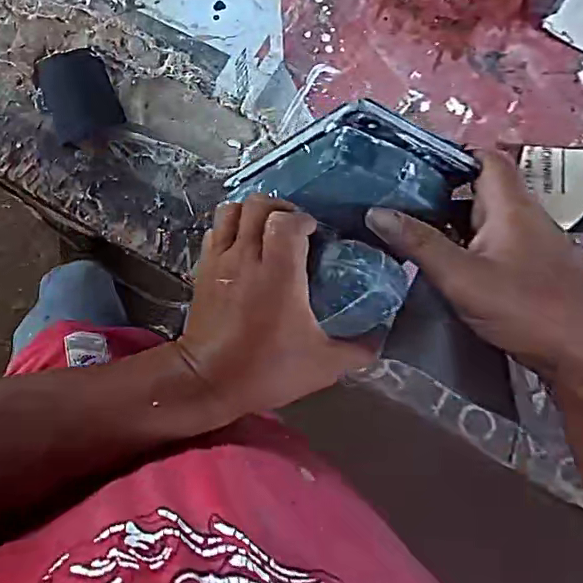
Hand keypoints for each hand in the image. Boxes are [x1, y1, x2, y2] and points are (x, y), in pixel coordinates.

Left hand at [178, 195, 378, 420]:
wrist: (208, 376)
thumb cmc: (268, 368)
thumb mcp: (328, 363)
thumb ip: (361, 344)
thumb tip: (381, 332)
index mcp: (277, 272)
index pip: (285, 220)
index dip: (304, 218)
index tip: (319, 233)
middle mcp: (243, 256)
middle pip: (254, 205)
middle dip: (278, 206)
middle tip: (296, 225)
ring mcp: (217, 259)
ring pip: (228, 211)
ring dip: (250, 212)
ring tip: (269, 229)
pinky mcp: (201, 268)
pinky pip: (214, 231)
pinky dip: (230, 228)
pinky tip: (246, 247)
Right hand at [366, 148, 582, 389]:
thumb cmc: (529, 310)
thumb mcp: (461, 276)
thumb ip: (418, 242)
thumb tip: (375, 211)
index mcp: (513, 211)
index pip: (487, 161)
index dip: (451, 151)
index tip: (407, 157)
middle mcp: (524, 221)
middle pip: (477, 188)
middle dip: (434, 185)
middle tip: (387, 190)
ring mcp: (528, 246)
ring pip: (478, 216)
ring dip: (441, 215)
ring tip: (397, 219)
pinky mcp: (526, 269)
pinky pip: (483, 239)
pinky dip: (454, 238)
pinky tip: (428, 253)